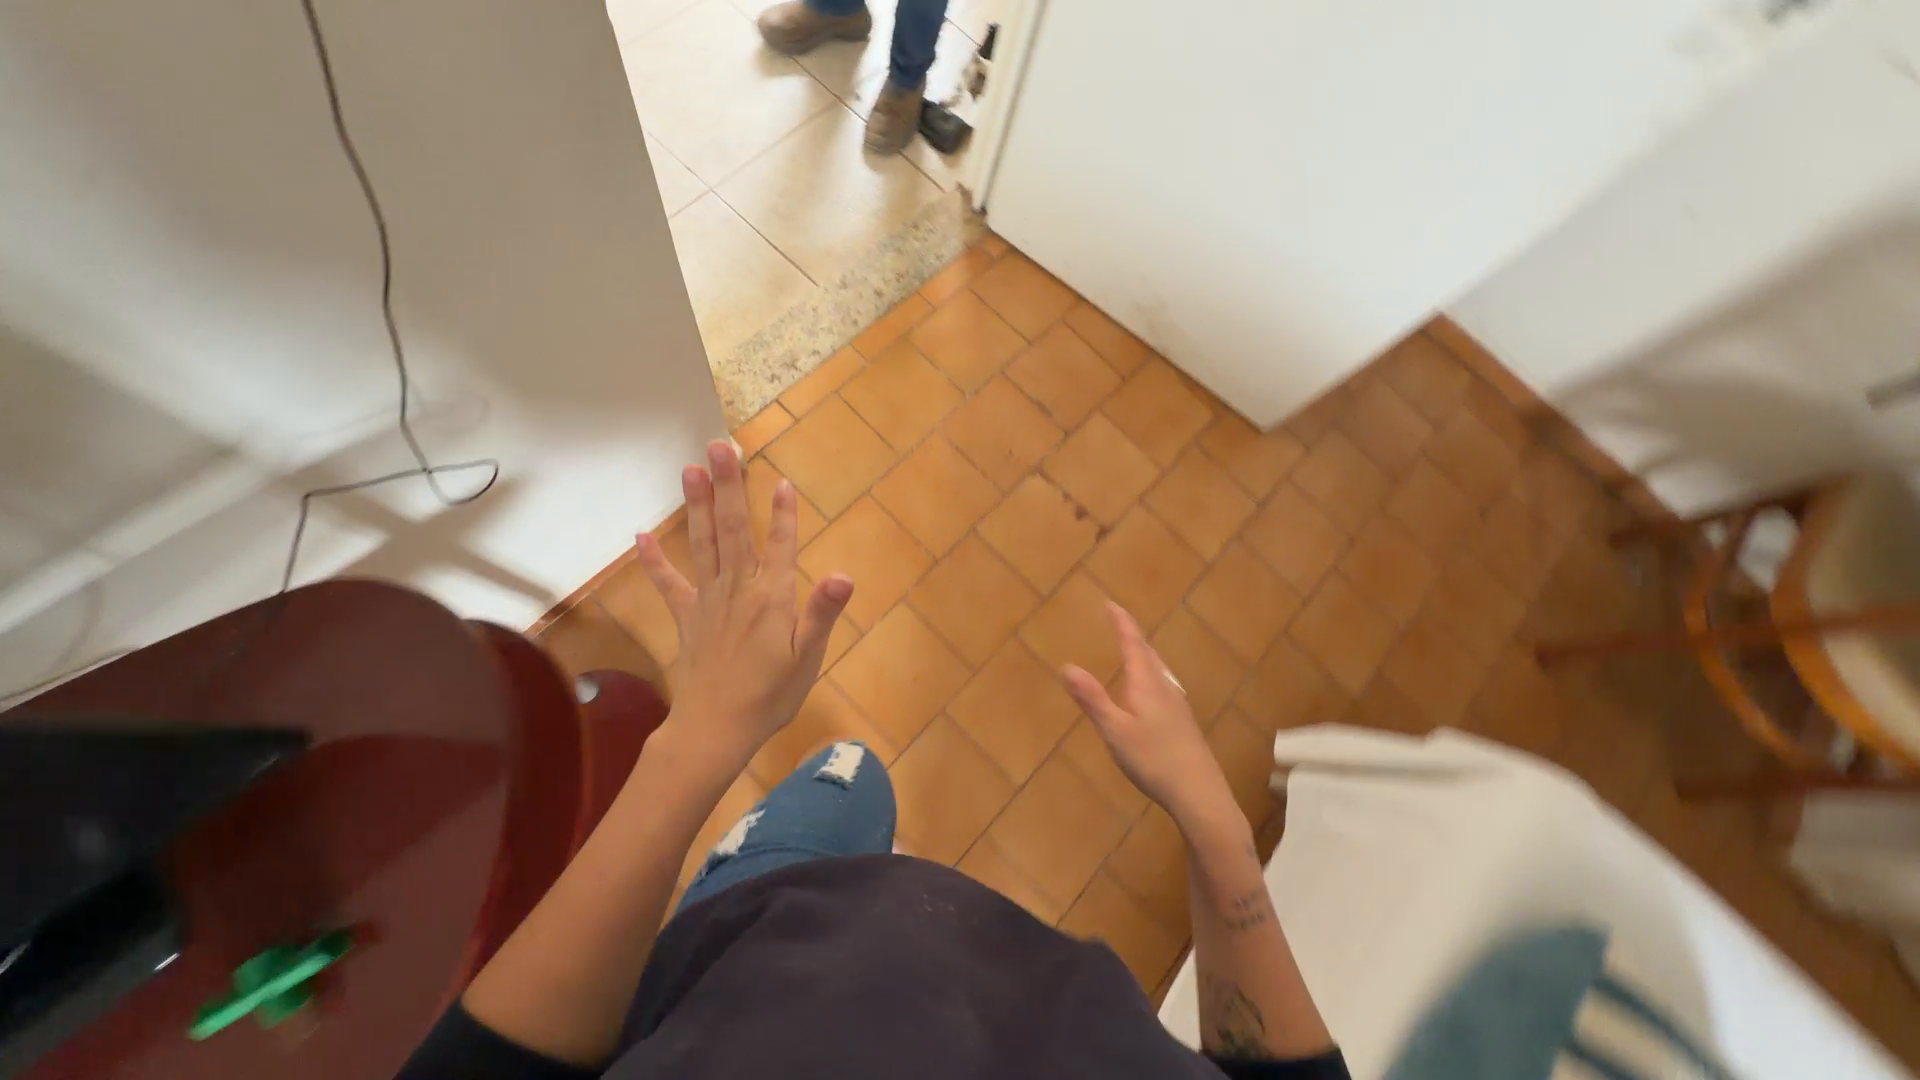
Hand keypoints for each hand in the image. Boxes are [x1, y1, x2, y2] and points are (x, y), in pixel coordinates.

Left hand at [635, 441, 852, 763]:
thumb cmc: (770, 695)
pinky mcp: (686, 617)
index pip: (780, 546)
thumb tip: (844, 575)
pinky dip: (653, 561)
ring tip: (690, 468)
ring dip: (697, 505)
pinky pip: (668, 584)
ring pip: (702, 544)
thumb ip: (822, 613)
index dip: (784, 514)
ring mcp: (707, 601)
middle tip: (720, 446)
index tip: (781, 480)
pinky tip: (639, 535)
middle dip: (729, 486)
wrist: (716, 728)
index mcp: (771, 598)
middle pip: (733, 529)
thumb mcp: (807, 658)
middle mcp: (737, 589)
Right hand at [1063, 603, 1238, 832]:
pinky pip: (1164, 686)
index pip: (1133, 644)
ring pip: (1159, 670)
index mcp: (1146, 684)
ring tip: (1133, 650)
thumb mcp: (1114, 730)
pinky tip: (1151, 692)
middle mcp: (1165, 688)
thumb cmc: (1153, 759)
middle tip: (1118, 622)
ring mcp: (1178, 706)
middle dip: (1132, 636)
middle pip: (1149, 654)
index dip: (1122, 623)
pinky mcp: (1183, 723)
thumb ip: (1092, 699)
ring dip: (1144, 655)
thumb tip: (1067, 666)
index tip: (1110, 604)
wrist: (1199, 792)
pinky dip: (1151, 675)